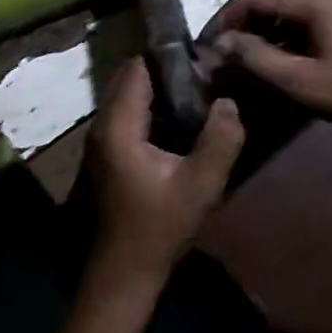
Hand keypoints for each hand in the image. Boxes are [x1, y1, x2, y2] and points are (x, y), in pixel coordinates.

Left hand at [88, 62, 244, 279]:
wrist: (124, 276)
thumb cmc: (159, 229)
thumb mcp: (201, 185)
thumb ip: (221, 139)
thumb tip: (229, 101)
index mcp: (118, 128)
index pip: (138, 68)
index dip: (171, 56)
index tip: (207, 57)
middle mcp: (102, 127)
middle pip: (133, 78)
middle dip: (169, 69)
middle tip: (211, 73)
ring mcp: (103, 142)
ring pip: (132, 96)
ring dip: (164, 89)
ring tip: (205, 91)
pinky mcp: (110, 155)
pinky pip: (132, 115)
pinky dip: (157, 107)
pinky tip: (189, 119)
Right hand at [202, 0, 331, 129]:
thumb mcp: (301, 81)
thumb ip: (258, 59)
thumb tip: (219, 44)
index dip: (224, 18)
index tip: (204, 45)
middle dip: (236, 20)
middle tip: (215, 50)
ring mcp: (329, 1)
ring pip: (278, 3)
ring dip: (254, 26)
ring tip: (234, 57)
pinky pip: (293, 14)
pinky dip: (273, 31)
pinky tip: (264, 57)